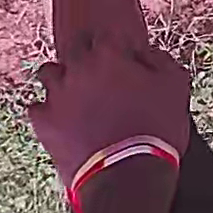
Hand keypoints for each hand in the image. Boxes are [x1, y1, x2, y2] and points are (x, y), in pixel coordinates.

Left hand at [28, 40, 191, 184]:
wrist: (128, 175)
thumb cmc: (155, 130)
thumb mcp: (175, 88)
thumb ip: (160, 60)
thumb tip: (147, 53)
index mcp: (109, 54)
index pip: (107, 36)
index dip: (117, 50)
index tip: (123, 63)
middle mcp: (78, 67)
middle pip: (75, 49)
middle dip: (87, 58)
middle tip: (101, 77)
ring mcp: (57, 94)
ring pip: (49, 73)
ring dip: (62, 80)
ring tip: (77, 96)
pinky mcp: (44, 121)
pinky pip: (37, 108)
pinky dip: (48, 112)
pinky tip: (63, 121)